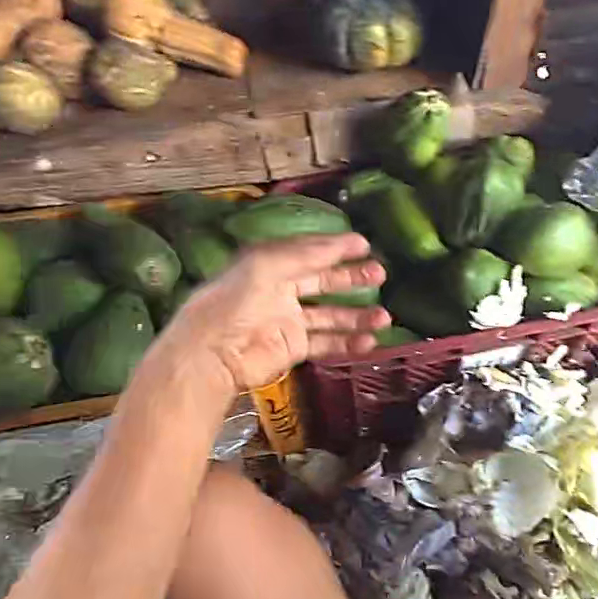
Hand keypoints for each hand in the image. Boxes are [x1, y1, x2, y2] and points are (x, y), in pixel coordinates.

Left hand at [148, 232, 389, 396]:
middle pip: (324, 281)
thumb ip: (303, 254)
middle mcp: (281, 289)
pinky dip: (347, 342)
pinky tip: (369, 341)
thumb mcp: (265, 266)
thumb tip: (340, 243)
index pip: (309, 252)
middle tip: (380, 275)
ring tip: (384, 317)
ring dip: (357, 315)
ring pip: (330, 315)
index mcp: (270, 264)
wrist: (213, 354)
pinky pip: (326, 343)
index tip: (364, 245)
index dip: (336, 248)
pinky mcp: (294, 348)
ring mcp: (289, 321)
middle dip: (352, 278)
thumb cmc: (233, 303)